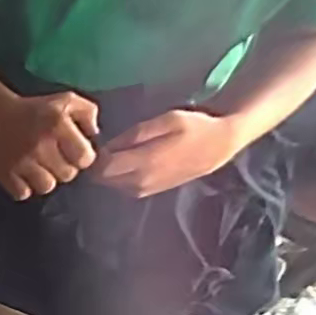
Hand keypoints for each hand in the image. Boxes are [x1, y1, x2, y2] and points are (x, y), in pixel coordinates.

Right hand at [0, 91, 100, 201]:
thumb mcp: (66, 101)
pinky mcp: (5, 174)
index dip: (83, 159)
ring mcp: (22, 162)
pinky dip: (25, 189)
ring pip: (46, 187)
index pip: (83, 158)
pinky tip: (24, 177)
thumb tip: (94, 135)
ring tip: (41, 170)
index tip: (75, 155)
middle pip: (67, 175)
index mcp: (58, 125)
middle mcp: (41, 145)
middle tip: (56, 161)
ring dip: (46, 181)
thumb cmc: (34, 110)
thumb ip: (88, 112)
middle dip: (65, 169)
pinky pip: (23, 194)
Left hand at [96, 110, 244, 197]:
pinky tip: (129, 164)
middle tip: (107, 151)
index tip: (100, 146)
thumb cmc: (195, 128)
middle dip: (99, 166)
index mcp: (143, 163)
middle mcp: (138, 182)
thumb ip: (136, 134)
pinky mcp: (144, 194)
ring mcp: (141, 191)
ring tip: (119, 156)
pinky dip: (118, 178)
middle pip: (102, 179)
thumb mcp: (168, 120)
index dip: (96, 157)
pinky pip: (120, 187)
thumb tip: (109, 145)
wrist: (218, 148)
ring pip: (109, 185)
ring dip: (109, 173)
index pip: (102, 168)